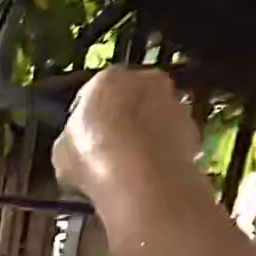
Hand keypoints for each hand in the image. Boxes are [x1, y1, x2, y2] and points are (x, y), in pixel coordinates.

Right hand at [52, 67, 200, 203]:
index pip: (95, 93)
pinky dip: (163, 152)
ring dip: (146, 136)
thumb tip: (77, 147)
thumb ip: (73, 140)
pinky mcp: (193, 130)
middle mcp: (147, 81)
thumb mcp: (62, 151)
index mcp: (108, 79)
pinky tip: (150, 175)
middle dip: (123, 120)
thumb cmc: (91, 157)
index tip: (84, 139)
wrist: (139, 177)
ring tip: (131, 168)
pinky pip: (172, 139)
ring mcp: (175, 104)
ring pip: (156, 117)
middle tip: (109, 150)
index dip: (88, 118)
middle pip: (131, 99)